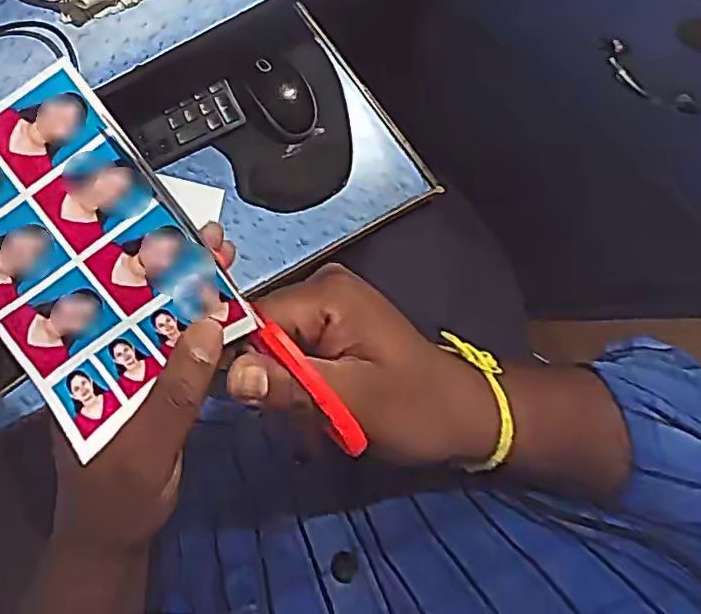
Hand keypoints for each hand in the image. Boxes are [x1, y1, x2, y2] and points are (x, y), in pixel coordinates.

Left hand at [48, 222, 235, 550]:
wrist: (114, 537)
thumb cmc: (115, 495)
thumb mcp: (146, 446)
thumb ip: (176, 391)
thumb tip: (208, 325)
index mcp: (81, 358)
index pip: (103, 297)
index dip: (131, 262)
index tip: (160, 232)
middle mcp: (101, 352)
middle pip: (135, 299)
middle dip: (169, 265)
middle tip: (202, 235)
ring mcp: (128, 365)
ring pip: (159, 317)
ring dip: (187, 286)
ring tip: (217, 253)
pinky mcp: (151, 380)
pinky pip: (176, 345)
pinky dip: (197, 323)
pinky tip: (219, 302)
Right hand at [225, 264, 499, 468]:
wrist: (468, 416)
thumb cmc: (418, 408)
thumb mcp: (353, 402)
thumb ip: (291, 384)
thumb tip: (233, 374)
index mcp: (325, 292)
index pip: (256, 318)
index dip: (248, 359)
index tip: (258, 399)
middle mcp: (319, 284)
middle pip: (263, 329)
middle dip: (273, 375)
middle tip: (304, 413)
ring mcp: (325, 301)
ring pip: (275, 341)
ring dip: (286, 382)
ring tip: (318, 412)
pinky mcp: (330, 320)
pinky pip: (292, 345)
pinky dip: (299, 378)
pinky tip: (321, 400)